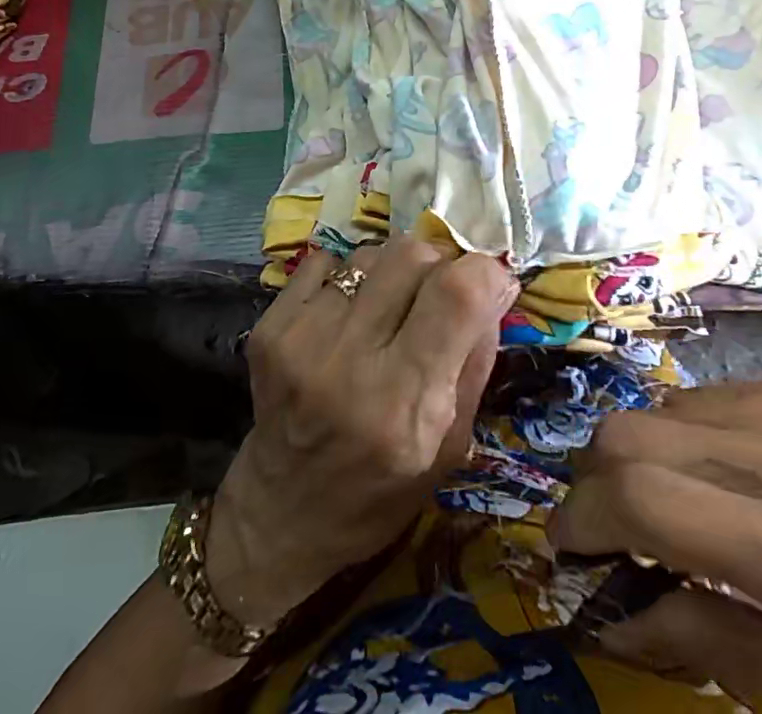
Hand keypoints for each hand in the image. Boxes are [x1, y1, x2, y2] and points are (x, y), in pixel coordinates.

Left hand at [206, 237, 515, 627]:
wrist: (285, 506)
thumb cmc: (380, 491)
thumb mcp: (452, 446)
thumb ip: (475, 361)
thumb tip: (494, 284)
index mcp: (404, 403)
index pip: (455, 294)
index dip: (484, 273)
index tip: (489, 284)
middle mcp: (348, 362)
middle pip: (410, 256)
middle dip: (438, 267)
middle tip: (437, 297)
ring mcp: (300, 338)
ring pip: (368, 255)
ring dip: (391, 274)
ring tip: (388, 312)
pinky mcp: (267, 327)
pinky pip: (323, 262)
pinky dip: (347, 278)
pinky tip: (347, 315)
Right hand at [552, 375, 761, 712]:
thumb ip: (703, 644)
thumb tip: (605, 615)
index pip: (643, 501)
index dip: (580, 520)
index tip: (565, 550)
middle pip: (627, 437)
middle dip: (592, 485)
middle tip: (606, 533)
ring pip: (651, 411)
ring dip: (630, 460)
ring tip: (658, 507)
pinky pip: (696, 400)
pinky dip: (674, 438)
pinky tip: (708, 477)